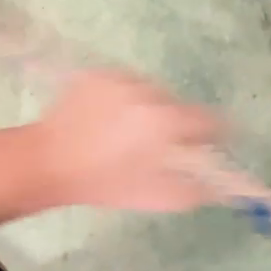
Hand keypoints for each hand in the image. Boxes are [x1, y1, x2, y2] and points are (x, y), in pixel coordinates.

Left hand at [34, 68, 220, 211]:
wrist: (51, 160)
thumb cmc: (106, 183)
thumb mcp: (159, 196)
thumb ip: (199, 188)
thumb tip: (220, 184)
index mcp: (165, 120)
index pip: (209, 119)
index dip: (211, 134)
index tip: (204, 146)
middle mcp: (144, 92)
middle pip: (176, 103)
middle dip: (176, 121)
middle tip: (162, 142)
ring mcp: (116, 79)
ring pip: (149, 90)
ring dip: (149, 105)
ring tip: (131, 128)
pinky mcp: (93, 74)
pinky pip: (121, 83)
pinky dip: (123, 96)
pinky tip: (110, 115)